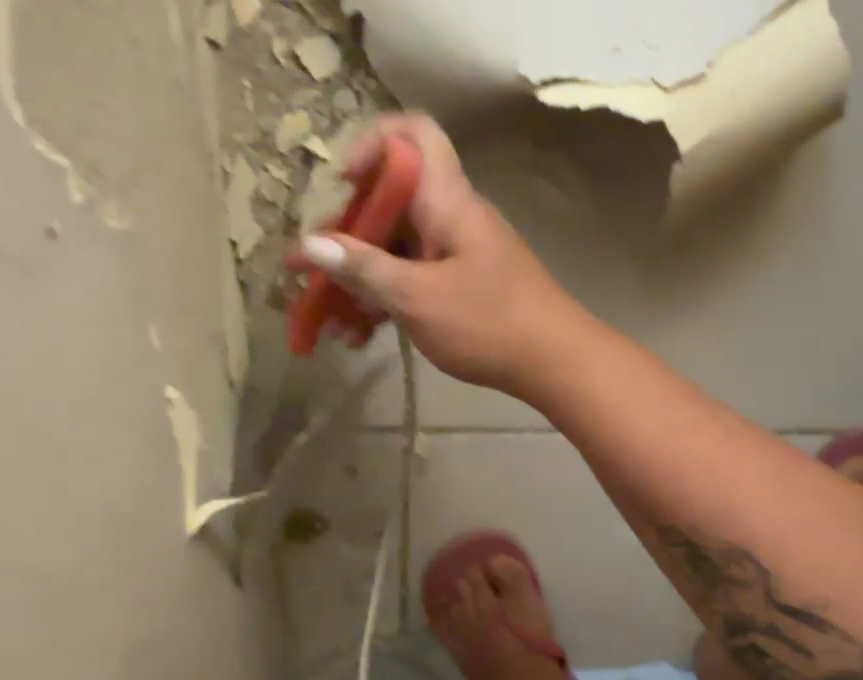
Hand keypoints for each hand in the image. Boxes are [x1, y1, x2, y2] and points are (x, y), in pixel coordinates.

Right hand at [289, 112, 581, 394]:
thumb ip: (363, 269)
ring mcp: (455, 252)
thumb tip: (309, 246)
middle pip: (390, 200)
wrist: (554, 362)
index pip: (412, 134)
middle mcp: (450, 215)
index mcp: (446, 200)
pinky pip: (411, 277)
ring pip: (396, 246)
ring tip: (329, 318)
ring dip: (359, 278)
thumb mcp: (416, 298)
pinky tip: (360, 336)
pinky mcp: (459, 284)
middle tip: (310, 272)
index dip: (372, 144)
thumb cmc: (487, 323)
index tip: (342, 184)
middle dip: (345, 234)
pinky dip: (384, 298)